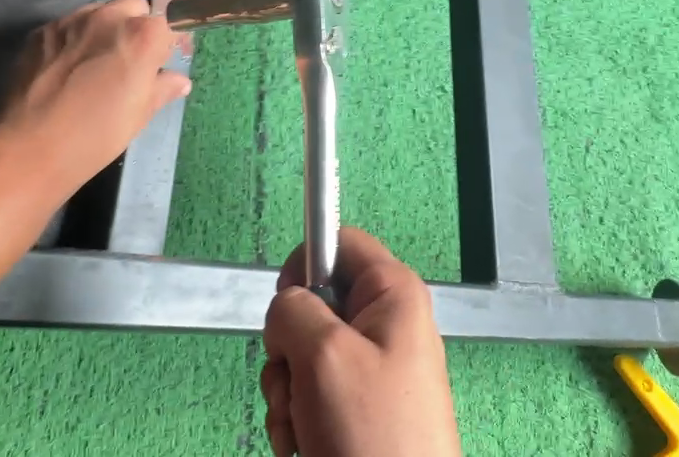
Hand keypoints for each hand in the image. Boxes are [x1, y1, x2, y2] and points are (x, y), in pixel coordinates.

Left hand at [0, 0, 190, 194]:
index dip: (166, 44)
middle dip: (136, 27)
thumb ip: (161, 88)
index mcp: (141, 36)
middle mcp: (108, 17)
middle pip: (135, 6)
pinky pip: (68, 25)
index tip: (160, 64)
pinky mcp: (40, 31)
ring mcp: (70, 21)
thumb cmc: (95, 136)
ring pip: (99, 11)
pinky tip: (65, 70)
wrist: (27, 151)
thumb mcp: (139, 116)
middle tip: (127, 63)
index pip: (168, 24)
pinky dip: (73, 39)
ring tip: (93, 64)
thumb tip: (178, 81)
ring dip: (104, 29)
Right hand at [261, 228, 461, 456]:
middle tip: (297, 380)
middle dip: (289, 346)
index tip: (287, 304)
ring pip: (304, 354)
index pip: (340, 243)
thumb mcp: (324, 354)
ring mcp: (372, 370)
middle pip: (314, 304)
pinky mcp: (358, 409)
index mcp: (392, 294)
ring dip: (288, 391)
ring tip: (305, 424)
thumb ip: (294, 309)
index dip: (306, 264)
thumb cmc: (370, 432)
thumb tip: (287, 304)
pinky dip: (297, 418)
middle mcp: (385, 324)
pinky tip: (305, 444)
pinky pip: (311, 393)